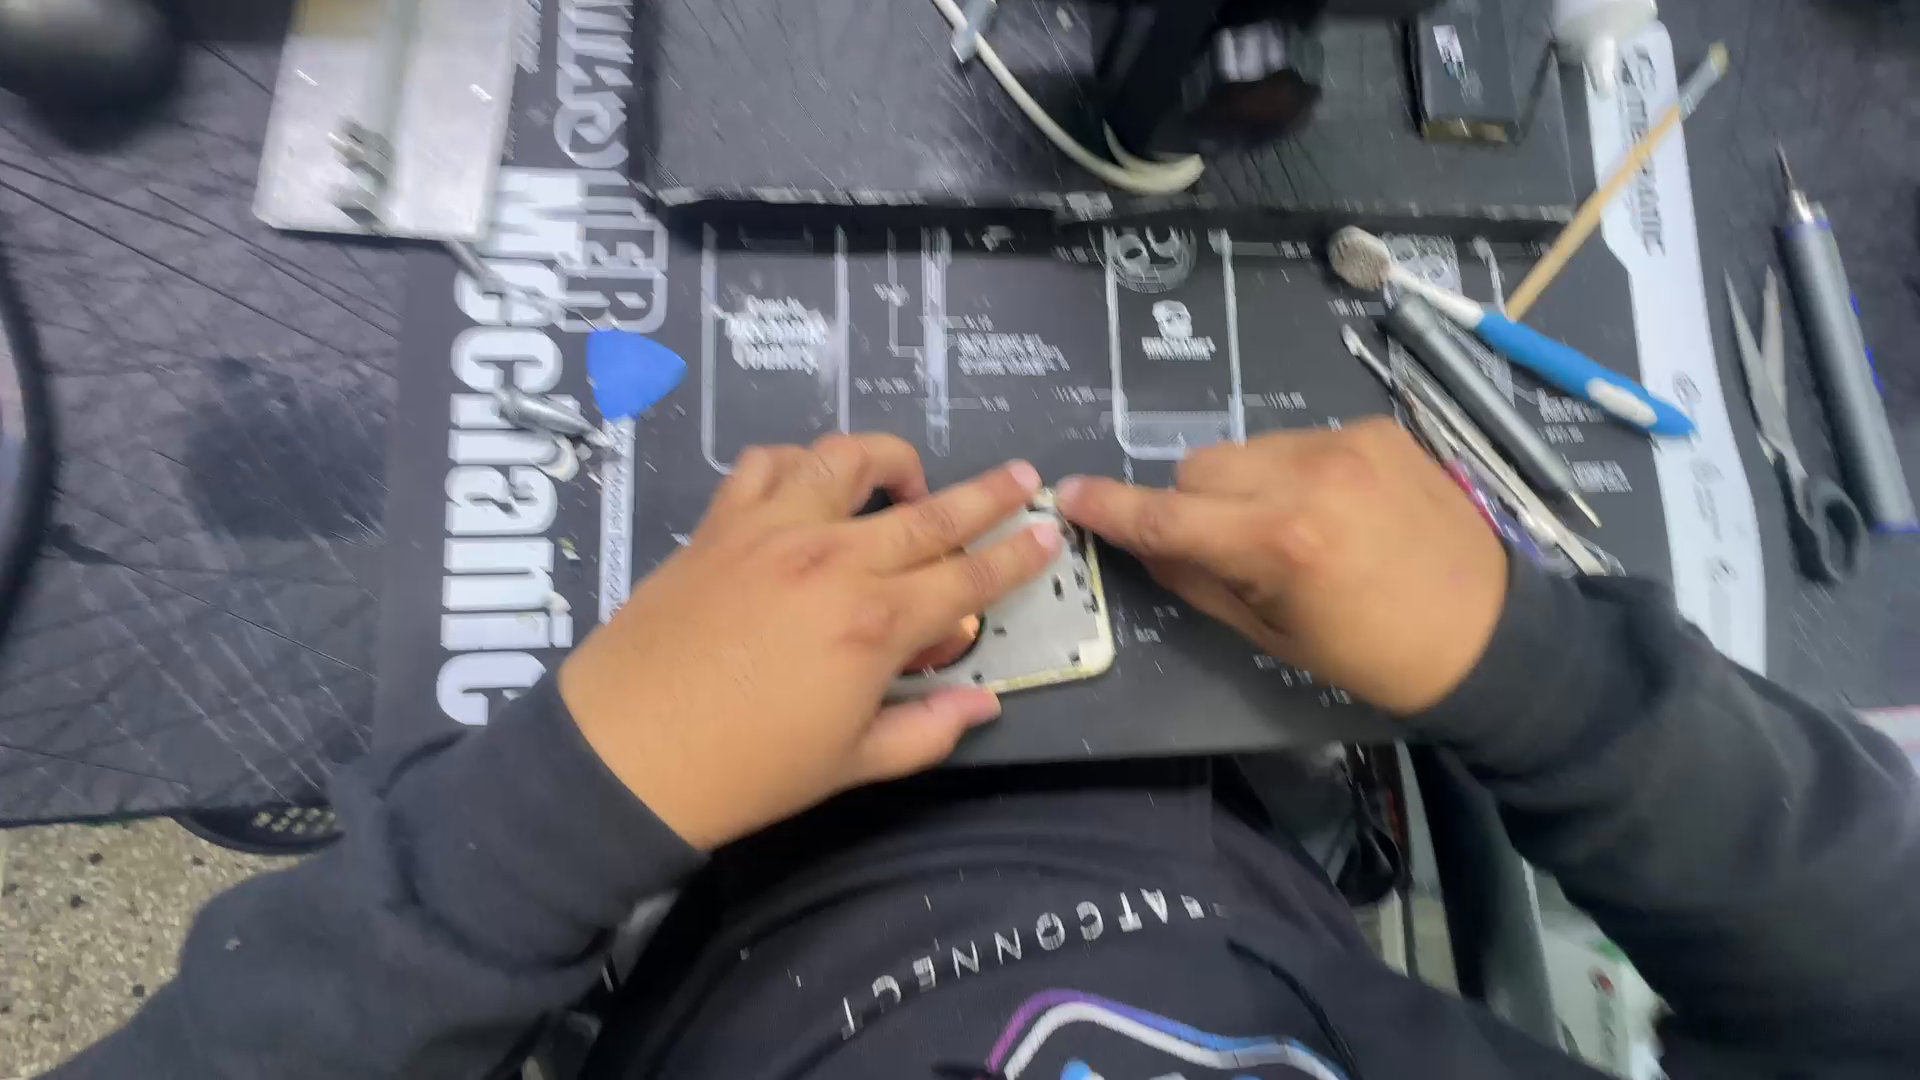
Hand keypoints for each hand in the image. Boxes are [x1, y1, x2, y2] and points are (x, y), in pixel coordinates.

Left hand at [559, 434, 1058, 849]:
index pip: (969, 580)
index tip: (1048, 532)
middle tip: (1020, 475)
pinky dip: (798, 462)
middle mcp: (833, 560)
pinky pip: (766, 464)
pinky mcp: (721, 524)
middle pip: (930, 512)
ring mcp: (773, 531)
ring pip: (847, 461)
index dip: (1017, 556)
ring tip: (908, 479)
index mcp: (875, 624)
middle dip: (987, 493)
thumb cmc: (747, 771)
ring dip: (891, 460)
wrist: (624, 758)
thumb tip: (985, 702)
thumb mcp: (853, 764)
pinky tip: (810, 485)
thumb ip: (929, 728)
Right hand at [1055, 420, 1508, 714]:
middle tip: (1223, 543)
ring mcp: (1345, 441)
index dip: (1110, 508)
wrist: (1493, 635)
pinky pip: (1292, 440)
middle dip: (1190, 504)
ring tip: (1287, 521)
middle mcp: (1307, 475)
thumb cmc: (1369, 654)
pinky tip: (1330, 503)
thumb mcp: (1267, 633)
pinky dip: (1286, 470)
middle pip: (1196, 468)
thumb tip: (1142, 540)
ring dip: (1237, 483)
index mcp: (1280, 541)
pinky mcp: (1374, 428)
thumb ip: (1193, 578)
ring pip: (1240, 449)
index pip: (1167, 517)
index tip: (1069, 495)